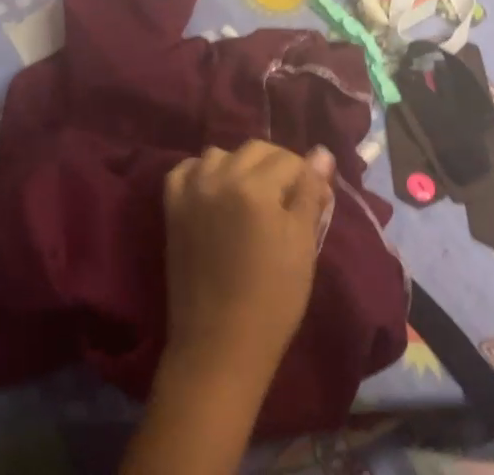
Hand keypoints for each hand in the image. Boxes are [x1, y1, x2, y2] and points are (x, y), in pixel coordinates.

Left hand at [160, 142, 335, 383]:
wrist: (220, 343)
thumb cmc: (273, 299)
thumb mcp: (302, 244)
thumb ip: (310, 193)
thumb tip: (321, 153)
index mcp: (254, 187)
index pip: (290, 161)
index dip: (308, 179)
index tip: (315, 201)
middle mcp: (218, 178)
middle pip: (255, 150)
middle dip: (277, 165)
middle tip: (289, 198)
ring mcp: (190, 192)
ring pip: (219, 154)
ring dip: (240, 165)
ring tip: (253, 197)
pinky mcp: (172, 210)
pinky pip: (185, 171)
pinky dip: (202, 172)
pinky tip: (216, 192)